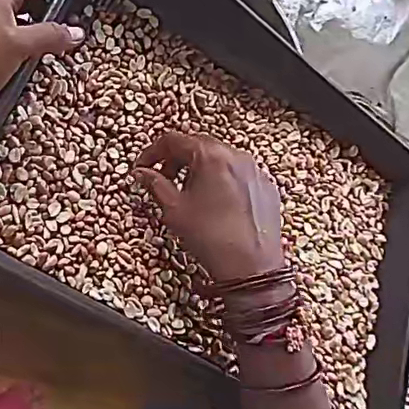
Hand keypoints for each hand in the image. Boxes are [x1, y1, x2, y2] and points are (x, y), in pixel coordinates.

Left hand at [0, 0, 82, 135]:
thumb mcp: (19, 45)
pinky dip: (34, 46)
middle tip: (76, 14)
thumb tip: (76, 31)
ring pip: (25, 23)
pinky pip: (18, 43)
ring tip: (66, 39)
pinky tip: (45, 59)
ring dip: (45, 28)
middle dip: (54, 4)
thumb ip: (50, 35)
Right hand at [131, 132, 284, 281]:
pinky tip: (212, 202)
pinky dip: (219, 179)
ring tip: (186, 191)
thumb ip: (155, 184)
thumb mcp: (174, 208)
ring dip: (197, 168)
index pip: (174, 140)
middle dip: (175, 159)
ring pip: (219, 158)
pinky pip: (237, 173)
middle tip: (161, 177)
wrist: (251, 268)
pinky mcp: (266, 187)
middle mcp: (236, 156)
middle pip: (197, 145)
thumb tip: (142, 173)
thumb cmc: (211, 238)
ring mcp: (254, 171)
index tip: (143, 167)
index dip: (152, 153)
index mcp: (211, 156)